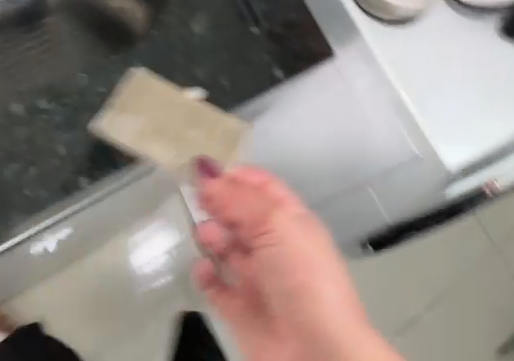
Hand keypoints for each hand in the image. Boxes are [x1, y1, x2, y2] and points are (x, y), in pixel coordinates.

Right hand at [190, 163, 401, 360]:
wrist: (317, 353)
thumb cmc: (304, 278)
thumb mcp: (276, 225)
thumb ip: (238, 199)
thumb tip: (205, 172)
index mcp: (292, 221)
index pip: (262, 187)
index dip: (236, 176)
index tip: (205, 170)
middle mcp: (275, 246)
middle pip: (241, 214)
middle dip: (219, 203)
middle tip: (196, 198)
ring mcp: (258, 278)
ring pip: (227, 247)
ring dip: (211, 235)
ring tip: (204, 234)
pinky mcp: (241, 310)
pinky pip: (217, 286)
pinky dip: (206, 274)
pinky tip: (204, 268)